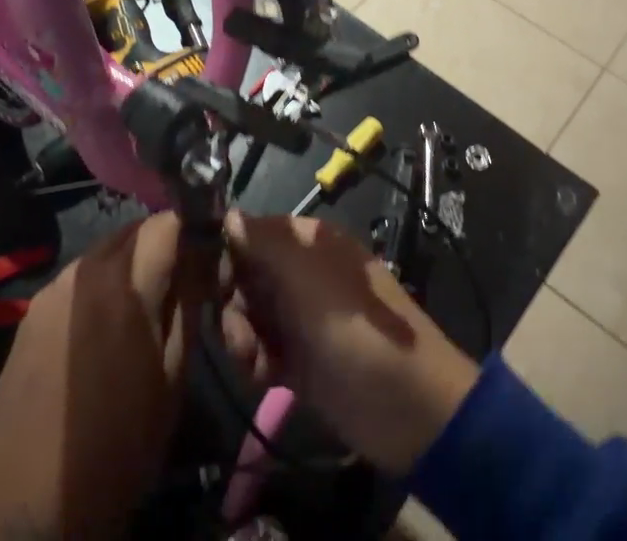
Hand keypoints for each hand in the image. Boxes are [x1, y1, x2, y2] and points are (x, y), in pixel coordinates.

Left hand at [0, 212, 210, 539]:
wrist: (30, 504)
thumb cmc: (119, 444)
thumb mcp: (173, 376)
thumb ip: (188, 304)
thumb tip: (202, 257)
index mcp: (124, 284)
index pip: (167, 222)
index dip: (194, 230)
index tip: (211, 254)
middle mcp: (81, 274)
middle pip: (132, 232)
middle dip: (163, 245)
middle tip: (185, 283)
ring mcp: (49, 294)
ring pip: (103, 254)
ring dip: (132, 265)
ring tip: (149, 308)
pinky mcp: (27, 318)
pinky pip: (76, 281)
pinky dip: (101, 287)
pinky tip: (109, 328)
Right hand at [219, 212, 478, 473]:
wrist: (406, 411)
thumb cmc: (359, 334)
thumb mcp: (312, 279)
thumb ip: (268, 243)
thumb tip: (229, 214)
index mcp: (313, 245)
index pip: (255, 233)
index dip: (232, 255)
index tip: (219, 284)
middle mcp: (304, 276)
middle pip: (246, 277)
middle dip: (235, 305)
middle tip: (243, 334)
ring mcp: (302, 319)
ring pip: (249, 316)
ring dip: (242, 338)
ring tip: (255, 362)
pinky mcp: (298, 360)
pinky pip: (260, 350)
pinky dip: (256, 362)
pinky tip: (265, 378)